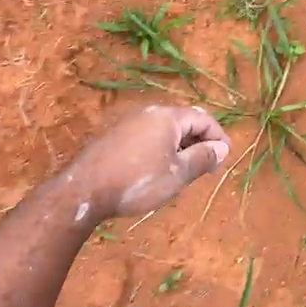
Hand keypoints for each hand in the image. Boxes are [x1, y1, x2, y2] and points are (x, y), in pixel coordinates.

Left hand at [53, 105, 229, 223]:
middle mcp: (148, 113)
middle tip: (206, 166)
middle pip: (183, 122)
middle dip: (199, 142)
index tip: (223, 159)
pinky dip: (160, 149)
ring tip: (183, 171)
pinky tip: (156, 171)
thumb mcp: (178, 174)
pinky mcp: (113, 137)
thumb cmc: (138, 182)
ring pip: (164, 130)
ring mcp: (127, 123)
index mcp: (167, 116)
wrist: (82, 193)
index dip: (218, 138)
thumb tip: (222, 148)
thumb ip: (204, 157)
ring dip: (179, 147)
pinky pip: (146, 137)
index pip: (203, 118)